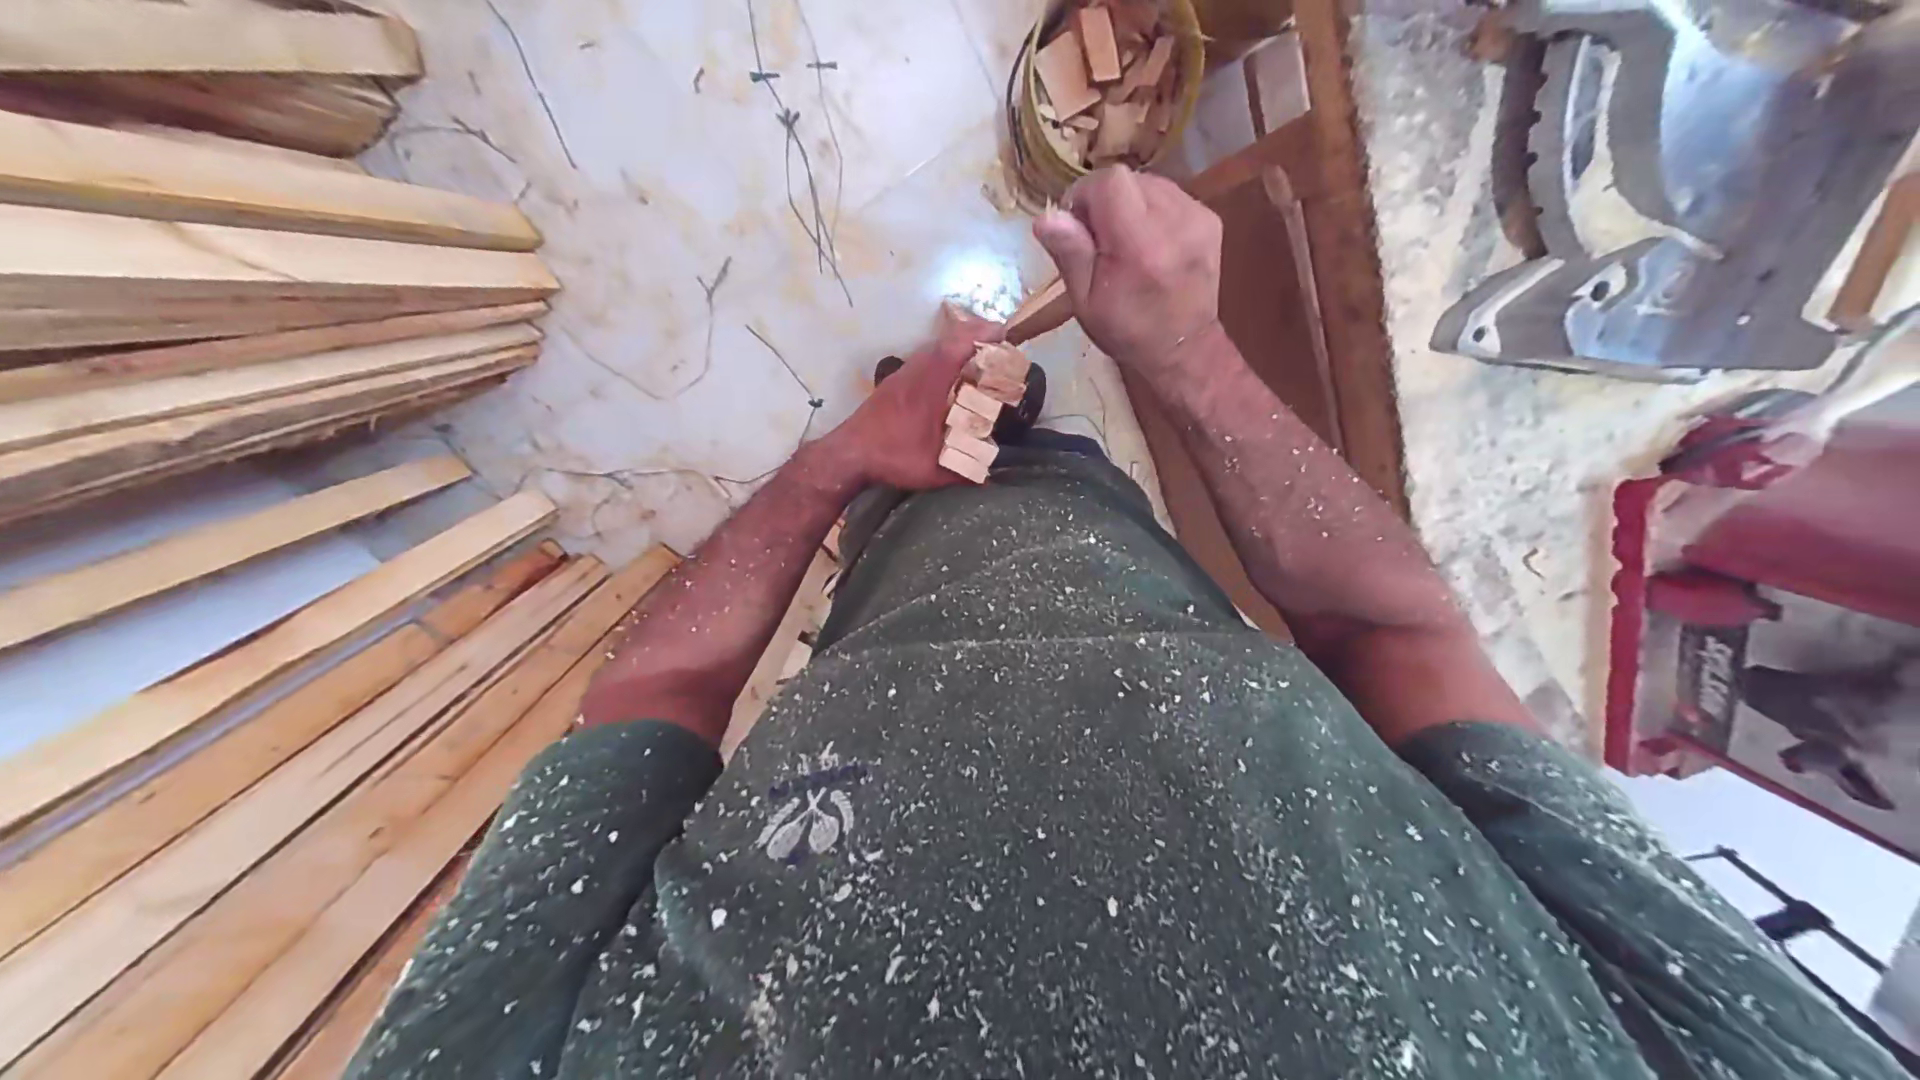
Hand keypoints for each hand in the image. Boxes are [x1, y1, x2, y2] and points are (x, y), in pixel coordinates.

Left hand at [817, 304, 1004, 490]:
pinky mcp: (894, 384)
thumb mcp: (934, 470)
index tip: (1004, 334)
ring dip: (957, 346)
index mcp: (929, 384)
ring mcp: (902, 376)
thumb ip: (965, 472)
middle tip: (999, 342)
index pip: (958, 345)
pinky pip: (924, 360)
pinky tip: (951, 377)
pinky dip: (943, 358)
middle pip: (947, 340)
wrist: (849, 454)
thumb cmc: (892, 457)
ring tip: (981, 356)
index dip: (982, 335)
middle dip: (975, 335)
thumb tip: (990, 479)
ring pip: (933, 348)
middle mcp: (915, 372)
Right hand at [1032, 165, 1226, 385]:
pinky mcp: (1210, 219)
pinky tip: (1150, 244)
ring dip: (1129, 205)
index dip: (1085, 196)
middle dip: (1106, 202)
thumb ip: (1069, 254)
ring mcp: (1198, 217)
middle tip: (1100, 240)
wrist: (1183, 349)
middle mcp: (1175, 222)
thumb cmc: (1126, 331)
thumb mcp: (1085, 302)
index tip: (1078, 225)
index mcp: (1140, 245)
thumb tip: (1046, 217)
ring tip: (1126, 244)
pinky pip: (1170, 196)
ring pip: (1150, 183)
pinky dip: (1152, 212)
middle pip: (1129, 179)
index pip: (1109, 182)